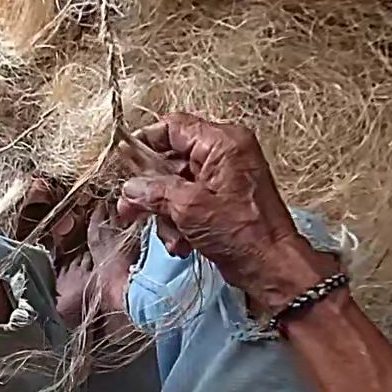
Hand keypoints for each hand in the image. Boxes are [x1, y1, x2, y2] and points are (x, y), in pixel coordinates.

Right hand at [115, 113, 335, 308]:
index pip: (174, 127)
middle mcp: (222, 155)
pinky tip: (181, 244)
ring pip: (174, 188)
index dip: (145, 142)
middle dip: (149, 191)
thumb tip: (129, 188)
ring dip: (164, 215)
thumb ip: (155, 191)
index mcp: (222, 143)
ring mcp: (220, 180)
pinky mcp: (219, 203)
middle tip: (129, 211)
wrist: (268, 264)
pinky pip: (186, 206)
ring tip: (170, 237)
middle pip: (170, 161)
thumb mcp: (188, 206)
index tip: (122, 163)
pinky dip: (178, 225)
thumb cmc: (238, 230)